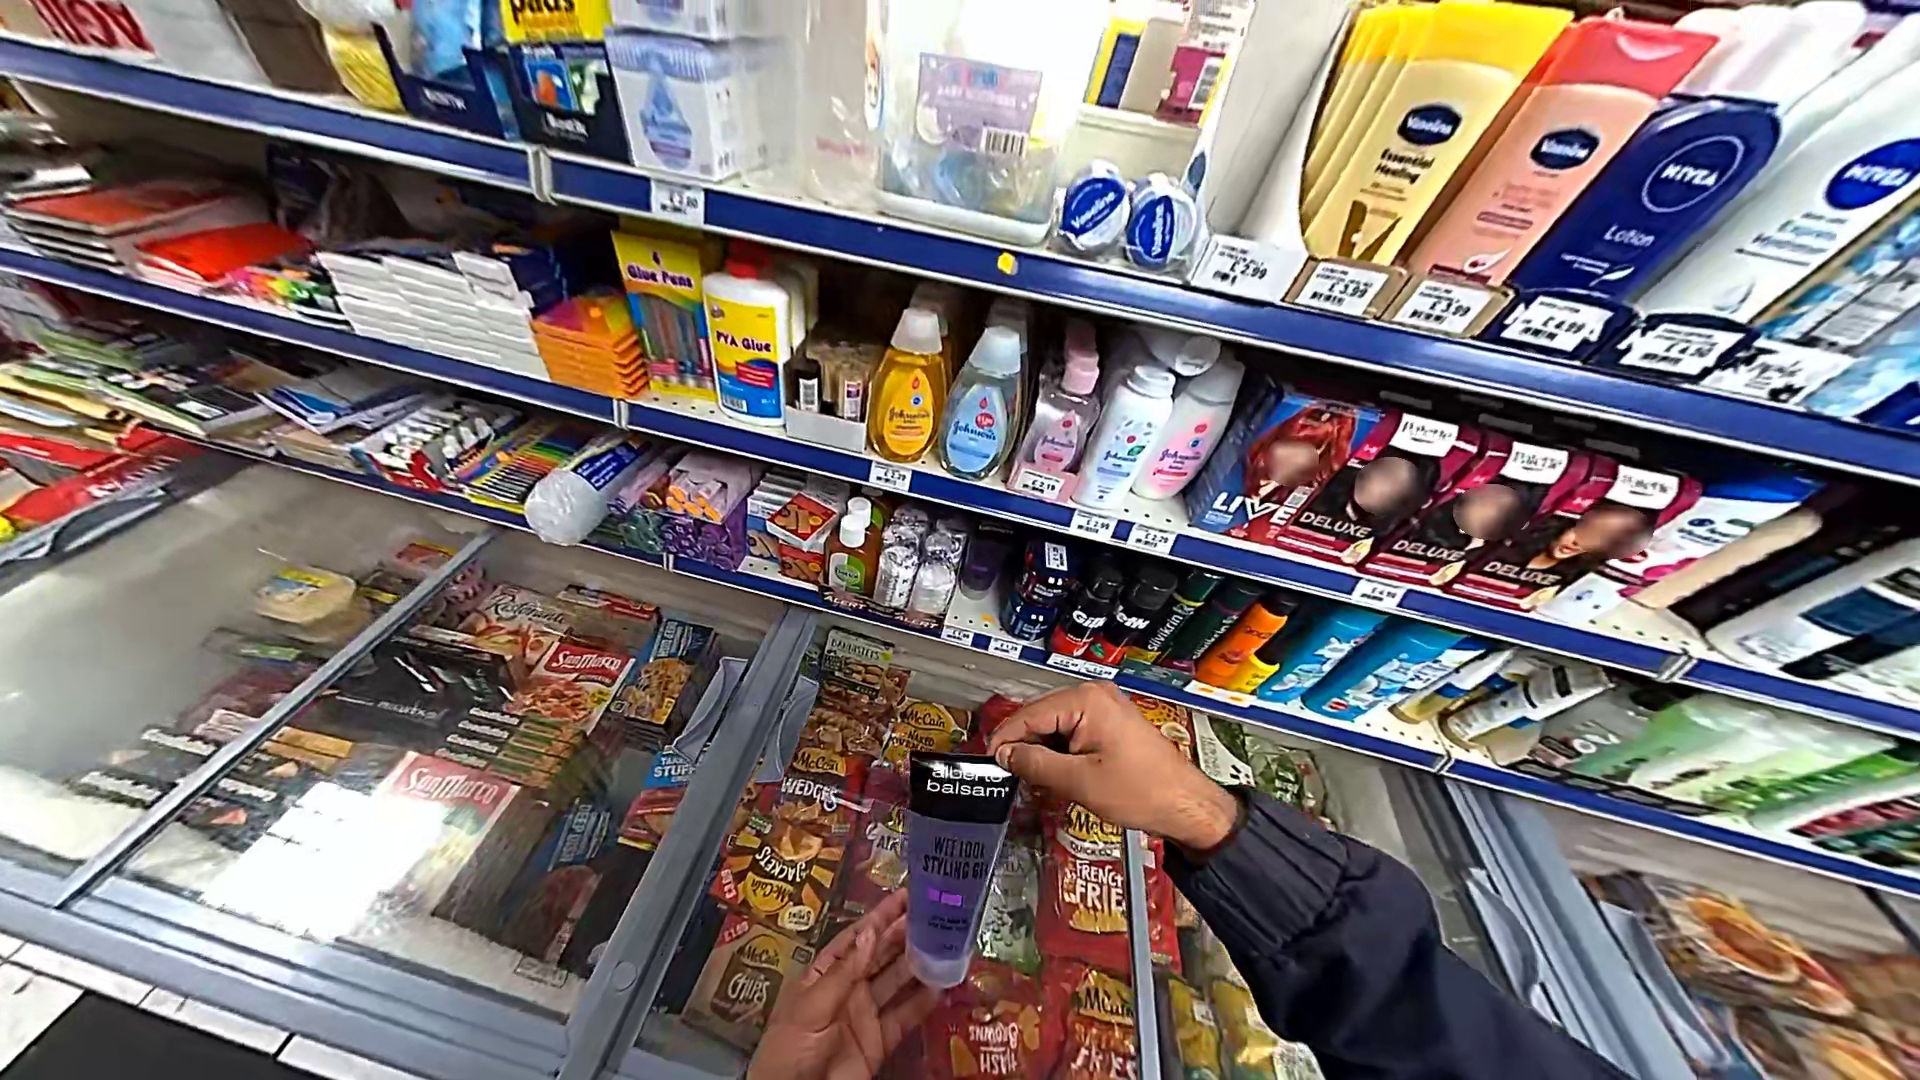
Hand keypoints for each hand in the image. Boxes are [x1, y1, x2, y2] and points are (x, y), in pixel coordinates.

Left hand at [745, 890, 939, 1079]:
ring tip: (942, 941)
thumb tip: (872, 930)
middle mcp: (849, 988)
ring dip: (917, 962)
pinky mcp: (879, 1043)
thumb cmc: (789, 1051)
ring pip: (896, 981)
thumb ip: (844, 971)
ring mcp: (865, 1014)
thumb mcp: (811, 1006)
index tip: (904, 896)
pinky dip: (922, 1002)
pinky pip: (904, 1017)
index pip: (857, 938)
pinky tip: (941, 985)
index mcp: (826, 973)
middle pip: (880, 954)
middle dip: (903, 933)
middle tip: (931, 913)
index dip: (880, 916)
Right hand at [987, 682, 1237, 851]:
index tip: (988, 761)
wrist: (1186, 804)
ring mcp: (1103, 704)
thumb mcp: (1078, 781)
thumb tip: (1003, 754)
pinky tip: (1055, 771)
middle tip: (1008, 774)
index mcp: (1085, 700)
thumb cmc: (1138, 791)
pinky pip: (1072, 728)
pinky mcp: (1109, 719)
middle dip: (1023, 744)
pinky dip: (1060, 749)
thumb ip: (1035, 764)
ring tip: (1031, 777)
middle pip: (1041, 715)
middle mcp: (1093, 693)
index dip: (1005, 738)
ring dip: (1042, 749)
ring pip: (1055, 723)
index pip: (1030, 714)